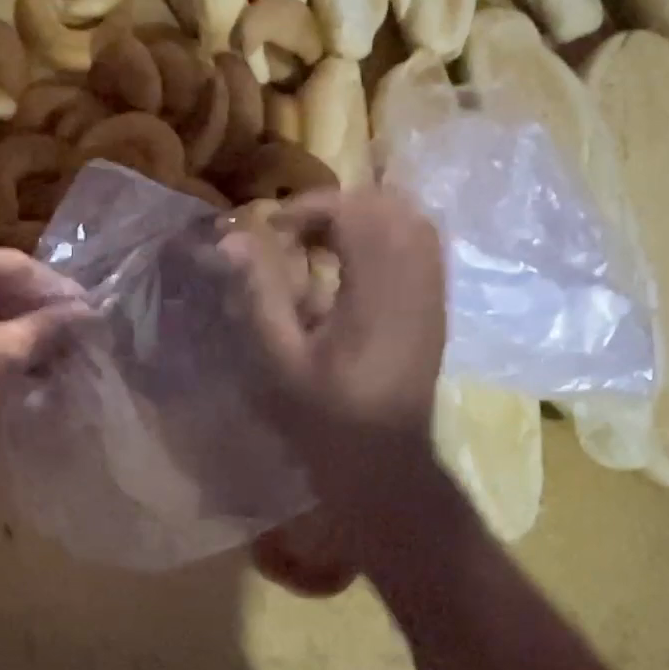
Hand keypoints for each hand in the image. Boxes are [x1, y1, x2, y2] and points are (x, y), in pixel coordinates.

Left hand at [0, 248, 88, 470]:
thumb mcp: (4, 357)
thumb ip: (49, 326)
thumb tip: (90, 310)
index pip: (19, 265)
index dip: (60, 290)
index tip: (97, 319)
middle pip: (4, 286)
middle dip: (44, 315)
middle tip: (85, 344)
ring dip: (28, 336)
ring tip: (65, 364)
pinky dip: (3, 350)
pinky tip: (33, 375)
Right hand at [222, 191, 461, 585]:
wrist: (383, 463)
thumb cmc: (323, 417)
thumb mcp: (278, 359)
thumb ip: (258, 293)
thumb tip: (232, 239)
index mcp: (377, 294)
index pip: (355, 213)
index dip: (310, 207)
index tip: (271, 229)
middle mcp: (415, 283)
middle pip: (388, 206)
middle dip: (336, 205)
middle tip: (293, 232)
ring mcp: (433, 294)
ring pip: (412, 220)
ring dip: (363, 217)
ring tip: (321, 240)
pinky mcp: (436, 306)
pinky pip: (423, 245)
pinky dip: (387, 235)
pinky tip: (354, 260)